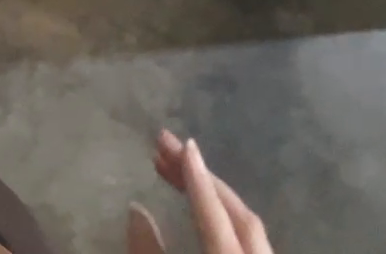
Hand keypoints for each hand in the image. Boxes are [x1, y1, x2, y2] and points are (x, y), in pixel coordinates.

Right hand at [127, 130, 271, 253]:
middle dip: (203, 177)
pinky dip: (226, 215)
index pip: (215, 215)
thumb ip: (148, 251)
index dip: (197, 179)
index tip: (183, 142)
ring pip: (248, 225)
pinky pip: (250, 238)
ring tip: (177, 170)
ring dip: (214, 195)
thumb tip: (135, 209)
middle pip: (239, 214)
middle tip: (166, 145)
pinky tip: (205, 209)